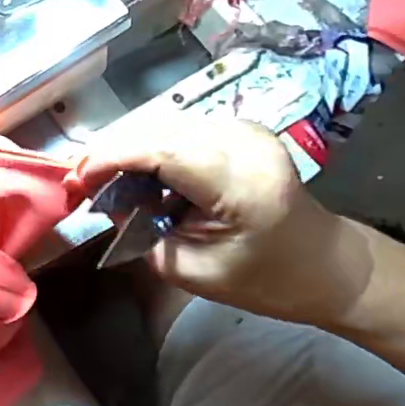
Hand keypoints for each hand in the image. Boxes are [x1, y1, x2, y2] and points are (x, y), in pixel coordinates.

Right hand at [76, 113, 372, 326]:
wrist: (326, 264)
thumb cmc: (265, 281)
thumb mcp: (192, 271)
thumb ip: (143, 234)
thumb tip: (108, 198)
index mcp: (241, 183)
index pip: (162, 150)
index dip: (112, 156)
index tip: (78, 177)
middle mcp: (246, 143)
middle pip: (160, 130)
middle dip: (115, 150)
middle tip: (84, 178)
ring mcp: (247, 130)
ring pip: (167, 124)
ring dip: (132, 147)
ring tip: (105, 176)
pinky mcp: (242, 129)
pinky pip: (183, 129)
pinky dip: (154, 147)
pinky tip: (140, 171)